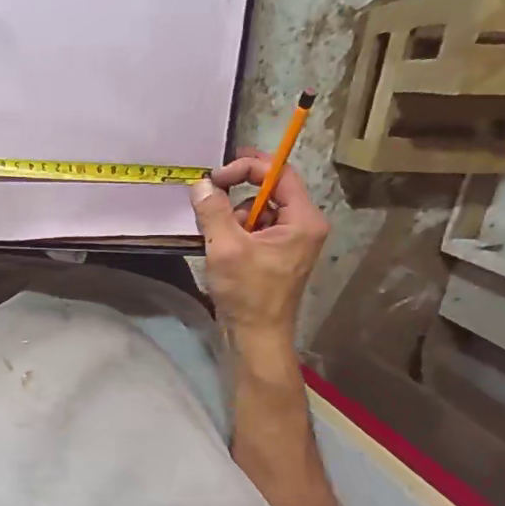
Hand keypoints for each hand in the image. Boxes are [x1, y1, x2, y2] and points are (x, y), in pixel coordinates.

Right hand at [189, 153, 329, 343]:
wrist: (255, 338)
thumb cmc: (247, 293)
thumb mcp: (226, 247)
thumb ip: (213, 210)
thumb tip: (201, 183)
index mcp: (303, 220)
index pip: (280, 173)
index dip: (248, 167)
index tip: (216, 177)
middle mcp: (302, 226)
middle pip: (268, 191)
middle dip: (237, 195)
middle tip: (210, 201)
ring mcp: (289, 242)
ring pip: (257, 210)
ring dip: (233, 217)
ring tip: (218, 239)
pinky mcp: (274, 255)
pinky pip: (253, 229)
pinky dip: (234, 232)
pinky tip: (220, 249)